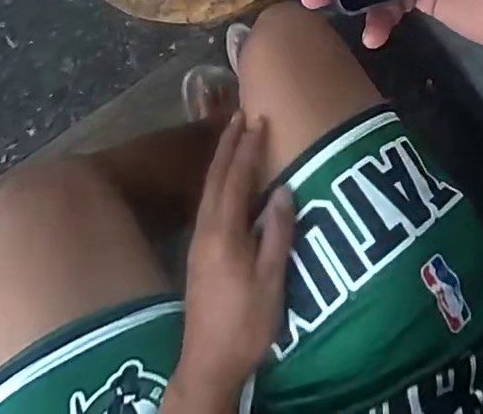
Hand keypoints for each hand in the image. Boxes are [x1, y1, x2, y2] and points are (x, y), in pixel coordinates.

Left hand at [173, 114, 295, 409]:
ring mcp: (199, 244)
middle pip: (215, 179)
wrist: (206, 367)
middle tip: (239, 114)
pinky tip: (228, 181)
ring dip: (221, 160)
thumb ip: (277, 233)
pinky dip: (219, 180)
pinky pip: (208, 203)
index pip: (236, 180)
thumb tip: (284, 189)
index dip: (248, 149)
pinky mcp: (199, 255)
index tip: (259, 119)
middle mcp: (205, 232)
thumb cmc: (245, 324)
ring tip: (233, 137)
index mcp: (223, 235)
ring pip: (208, 190)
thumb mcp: (271, 280)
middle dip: (227, 144)